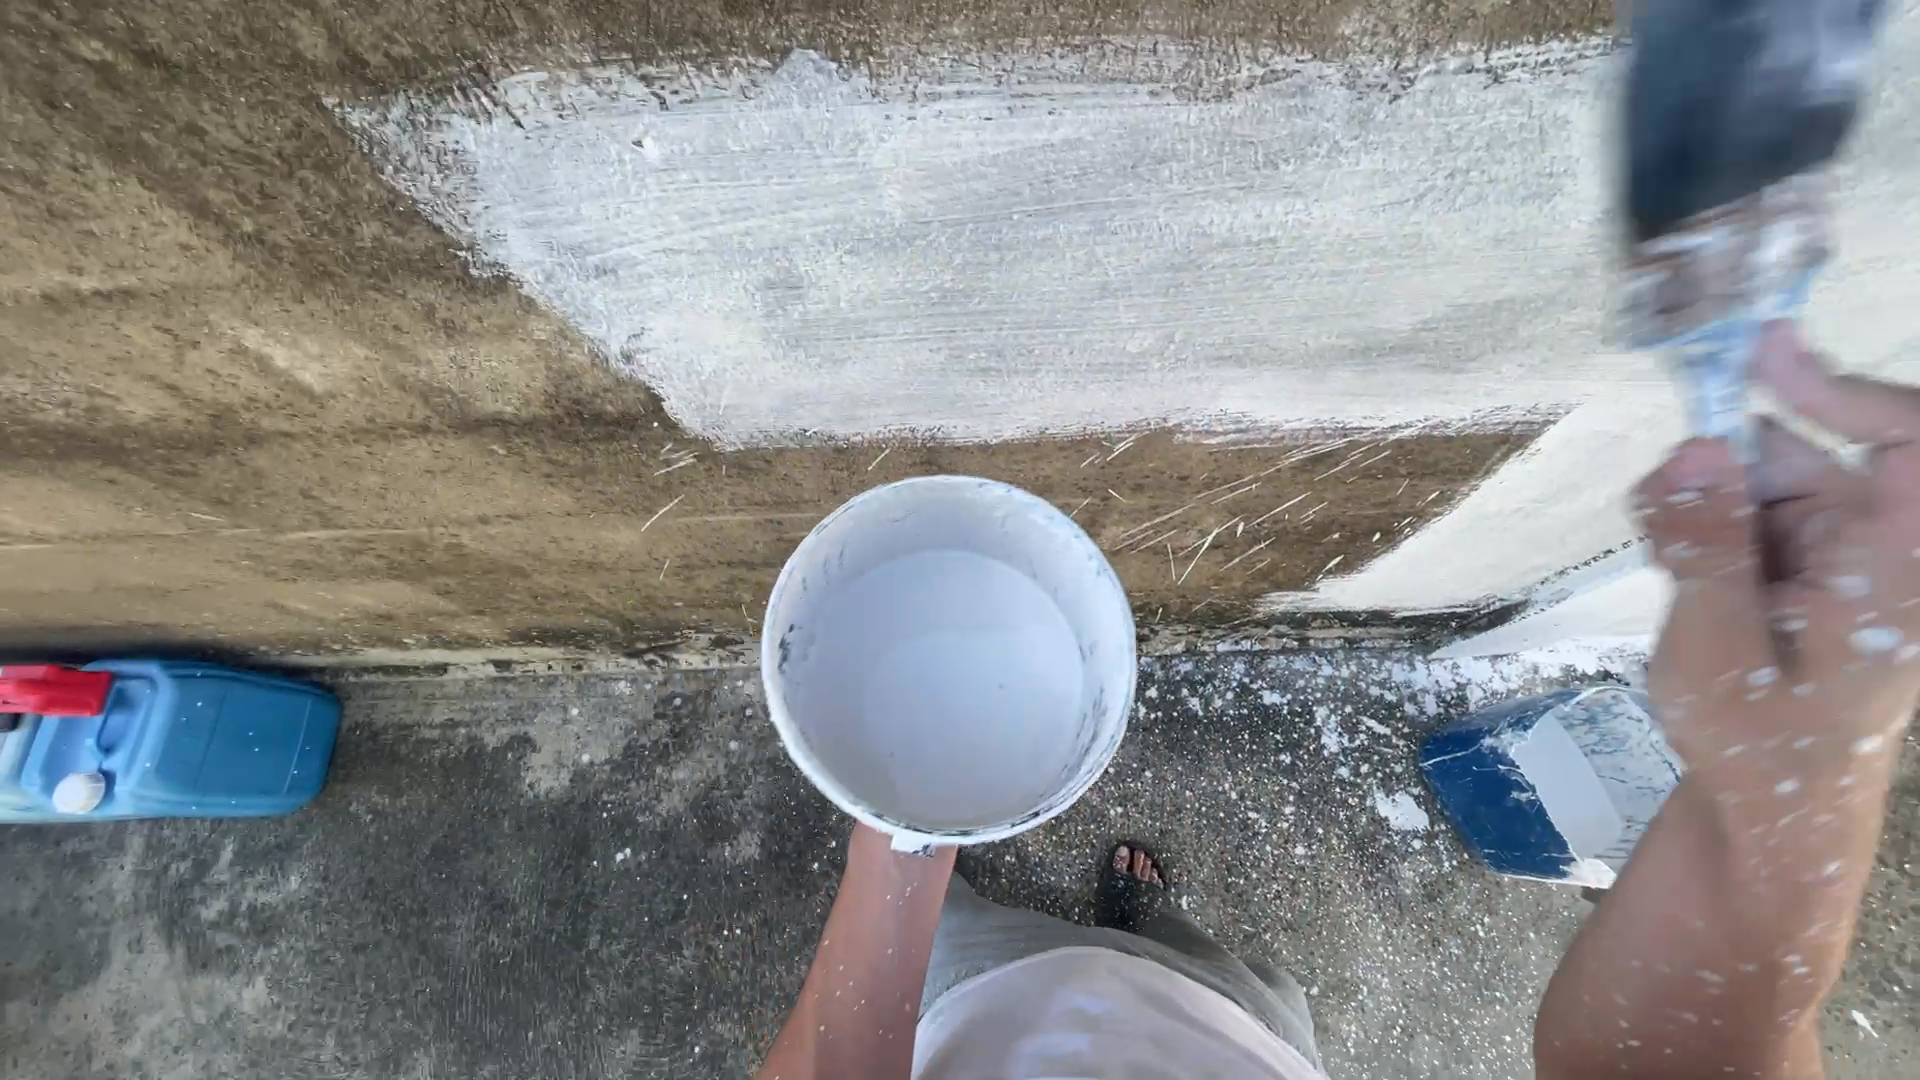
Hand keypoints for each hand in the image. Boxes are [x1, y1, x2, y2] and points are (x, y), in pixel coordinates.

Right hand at [1634, 324, 1918, 772]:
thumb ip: (1708, 548)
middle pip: (1819, 459)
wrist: (1767, 796)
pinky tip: (1668, 550)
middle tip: (1656, 502)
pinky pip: (1747, 510)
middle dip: (1730, 466)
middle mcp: (1886, 550)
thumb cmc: (1757, 739)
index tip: (1759, 358)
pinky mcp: (1802, 563)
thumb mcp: (1714, 647)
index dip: (1850, 391)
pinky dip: (1696, 517)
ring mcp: (1844, 555)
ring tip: (1656, 545)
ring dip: (1700, 497)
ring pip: (1769, 481)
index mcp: (1903, 572)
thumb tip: (1698, 449)